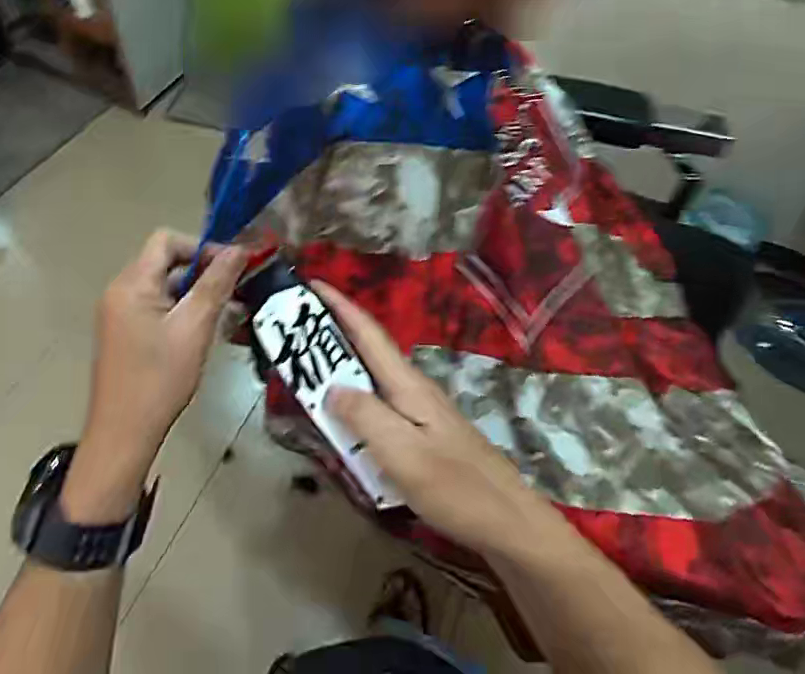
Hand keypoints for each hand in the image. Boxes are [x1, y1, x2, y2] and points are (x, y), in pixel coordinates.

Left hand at [62, 231, 245, 521]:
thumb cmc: (160, 378)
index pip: (167, 241)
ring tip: (227, 313)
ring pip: (166, 286)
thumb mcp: (195, 326)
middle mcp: (121, 291)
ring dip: (197, 292)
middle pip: (167, 262)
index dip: (202, 247)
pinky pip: (158, 306)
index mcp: (132, 284)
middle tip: (236, 291)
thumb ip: (217, 283)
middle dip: (204, 271)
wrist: (123, 435)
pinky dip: (183, 309)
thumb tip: (239, 249)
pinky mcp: (125, 333)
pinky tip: (205, 331)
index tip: (231, 268)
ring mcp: (120, 313)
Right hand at [317, 284, 556, 557]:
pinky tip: (346, 415)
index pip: (369, 334)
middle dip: (335, 332)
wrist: (508, 521)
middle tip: (296, 327)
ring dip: (344, 365)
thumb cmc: (454, 487)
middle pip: (370, 351)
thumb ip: (365, 417)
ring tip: (310, 367)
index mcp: (408, 386)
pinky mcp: (426, 433)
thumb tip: (331, 387)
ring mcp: (423, 411)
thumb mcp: (402, 454)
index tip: (313, 283)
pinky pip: (382, 403)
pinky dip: (357, 397)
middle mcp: (415, 389)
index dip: (340, 307)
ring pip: (375, 378)